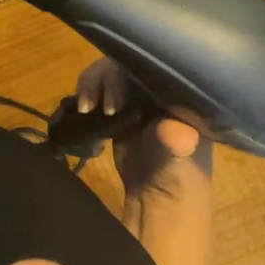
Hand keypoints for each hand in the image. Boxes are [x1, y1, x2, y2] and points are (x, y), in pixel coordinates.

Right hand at [75, 59, 212, 203]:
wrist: (159, 199)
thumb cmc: (180, 176)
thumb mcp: (181, 156)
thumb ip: (174, 138)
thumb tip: (169, 128)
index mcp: (176, 93)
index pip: (150, 65)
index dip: (129, 71)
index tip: (114, 97)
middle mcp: (155, 90)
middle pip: (123, 65)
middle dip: (104, 80)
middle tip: (94, 105)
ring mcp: (134, 98)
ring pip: (107, 75)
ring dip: (91, 85)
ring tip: (84, 108)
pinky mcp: (116, 110)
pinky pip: (97, 90)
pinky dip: (86, 94)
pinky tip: (83, 109)